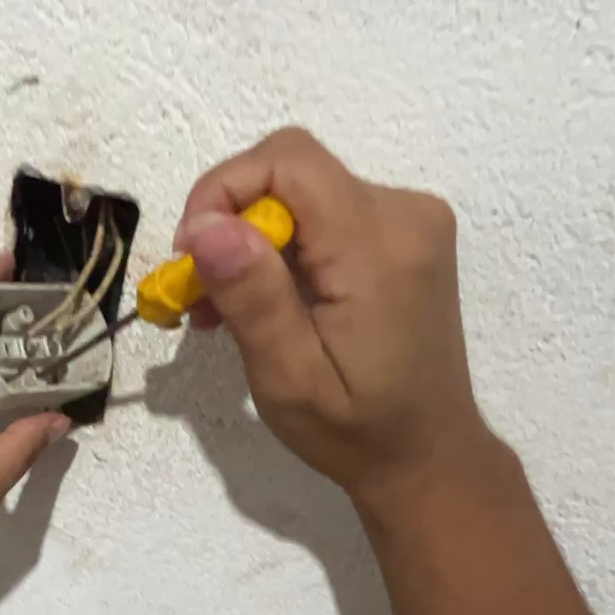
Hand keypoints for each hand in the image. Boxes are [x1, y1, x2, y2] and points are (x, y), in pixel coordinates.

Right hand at [174, 127, 497, 504]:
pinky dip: (276, 250)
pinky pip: (319, 216)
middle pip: (289, 172)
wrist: (425, 453)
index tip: (189, 256)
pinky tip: (260, 300)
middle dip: (227, 222)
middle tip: (197, 293)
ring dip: (246, 243)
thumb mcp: (289, 377)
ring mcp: (406, 221)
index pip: (287, 161)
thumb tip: (205, 224)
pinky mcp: (398, 236)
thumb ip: (253, 296)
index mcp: (378, 245)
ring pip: (298, 194)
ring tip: (220, 310)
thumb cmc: (355, 429)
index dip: (221, 190)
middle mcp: (402, 213)